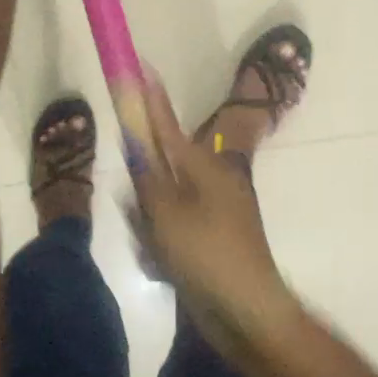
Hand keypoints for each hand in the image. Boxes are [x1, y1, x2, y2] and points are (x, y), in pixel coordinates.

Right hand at [132, 78, 294, 328]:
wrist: (244, 314)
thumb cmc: (207, 256)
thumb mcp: (166, 212)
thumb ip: (145, 172)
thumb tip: (133, 135)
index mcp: (202, 168)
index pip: (164, 125)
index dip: (147, 97)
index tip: (136, 63)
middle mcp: (205, 184)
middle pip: (153, 173)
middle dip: (140, 198)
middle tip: (147, 224)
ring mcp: (206, 215)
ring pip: (155, 208)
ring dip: (148, 229)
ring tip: (159, 253)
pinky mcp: (202, 242)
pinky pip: (166, 234)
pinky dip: (159, 249)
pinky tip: (166, 269)